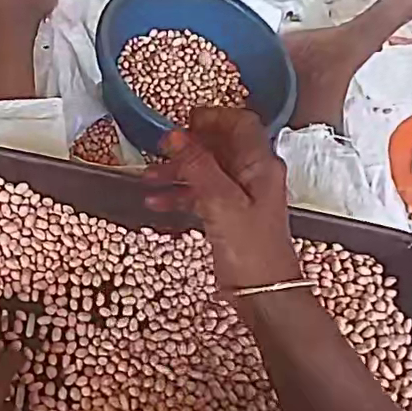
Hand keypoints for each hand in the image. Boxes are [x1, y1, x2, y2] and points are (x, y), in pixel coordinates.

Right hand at [141, 107, 302, 288]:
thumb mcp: (221, 203)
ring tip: (148, 179)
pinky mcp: (231, 219)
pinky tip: (157, 205)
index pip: (240, 124)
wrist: (264, 293)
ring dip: (178, 173)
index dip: (213, 117)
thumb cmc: (249, 249)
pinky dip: (182, 197)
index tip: (183, 120)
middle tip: (158, 150)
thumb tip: (176, 137)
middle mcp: (253, 176)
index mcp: (259, 165)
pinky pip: (203, 197)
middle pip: (219, 148)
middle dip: (187, 147)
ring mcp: (242, 198)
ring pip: (207, 174)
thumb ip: (198, 167)